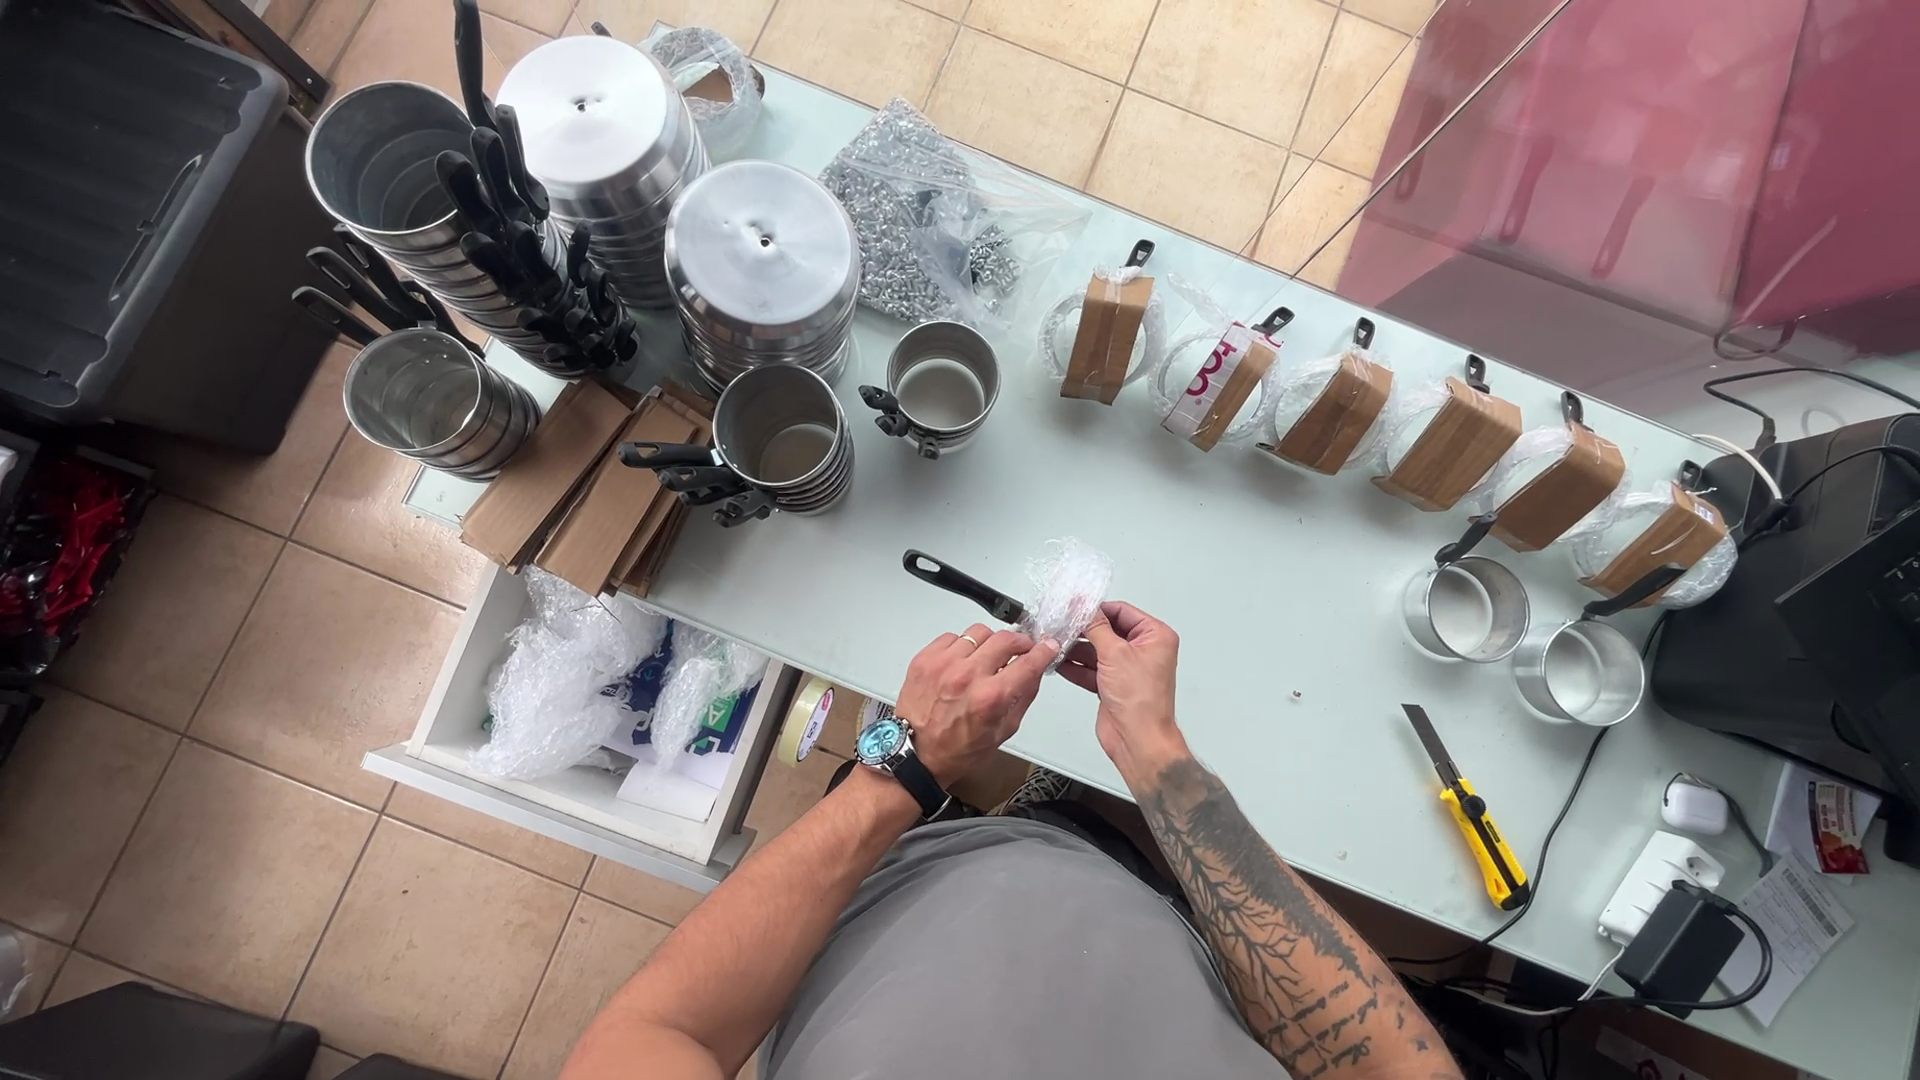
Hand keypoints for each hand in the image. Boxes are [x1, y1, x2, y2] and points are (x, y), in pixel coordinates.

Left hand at [894, 624, 1056, 786]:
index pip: (1028, 662)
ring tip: (986, 658)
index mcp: (991, 698)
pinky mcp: (925, 659)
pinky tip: (962, 661)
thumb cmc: (955, 750)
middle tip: (1020, 649)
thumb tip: (1035, 671)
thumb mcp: (1003, 731)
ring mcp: (944, 664)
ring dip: (990, 643)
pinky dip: (962, 646)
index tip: (1048, 646)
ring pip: (979, 632)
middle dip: (1020, 642)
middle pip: (1006, 639)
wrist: (914, 753)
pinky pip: (952, 636)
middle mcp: (968, 676)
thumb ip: (1023, 697)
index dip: (1044, 651)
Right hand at [1059, 602, 1188, 783]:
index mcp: (1155, 637)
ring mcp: (1128, 668)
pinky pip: (1092, 669)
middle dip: (1083, 630)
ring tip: (1055, 643)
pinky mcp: (1114, 685)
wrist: (1138, 739)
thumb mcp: (1115, 653)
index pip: (1122, 611)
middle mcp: (1144, 651)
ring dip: (1075, 649)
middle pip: (1107, 630)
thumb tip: (1084, 608)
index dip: (1097, 609)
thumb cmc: (1142, 701)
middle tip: (1061, 625)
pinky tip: (1059, 662)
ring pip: (1097, 650)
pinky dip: (1076, 667)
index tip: (1074, 607)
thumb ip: (1096, 627)